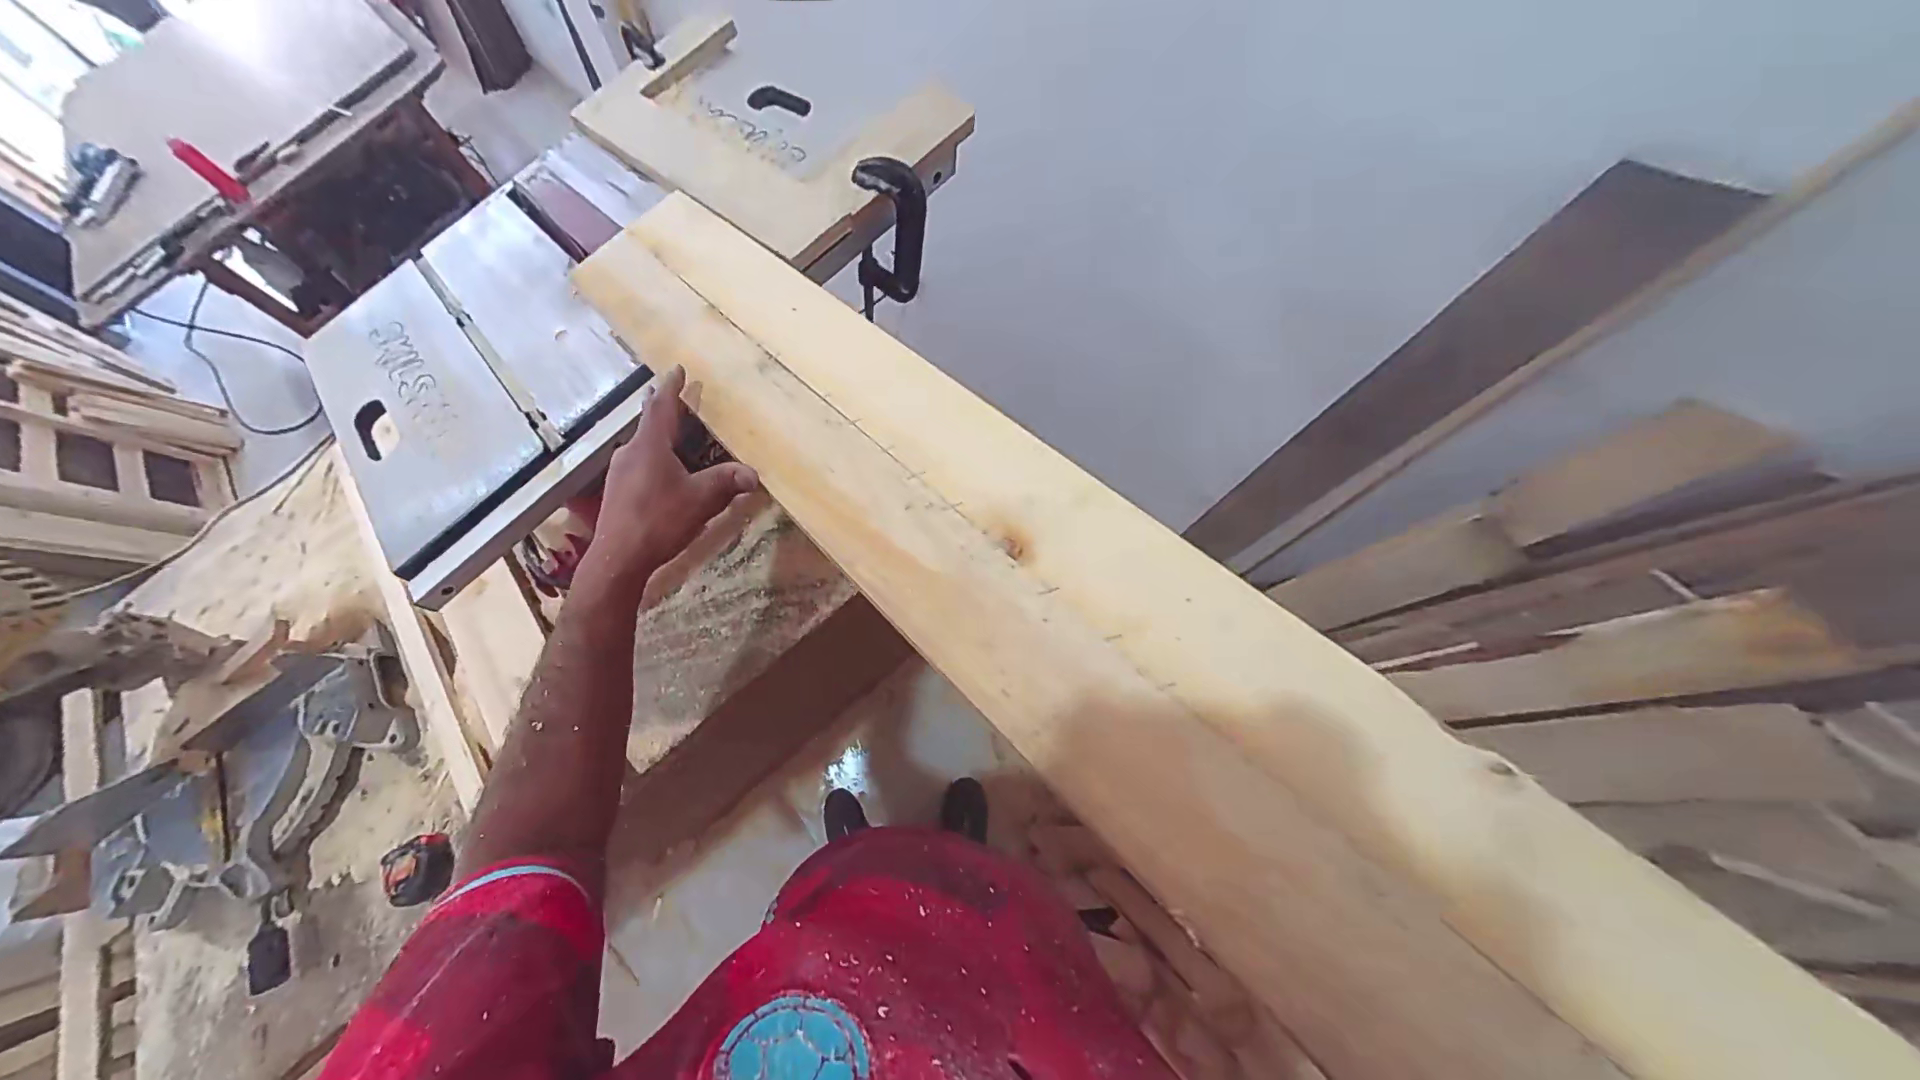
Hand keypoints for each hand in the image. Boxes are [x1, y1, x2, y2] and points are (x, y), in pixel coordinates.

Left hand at [574, 366, 757, 600]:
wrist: (619, 557)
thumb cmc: (660, 520)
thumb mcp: (701, 500)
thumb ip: (727, 483)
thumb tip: (753, 475)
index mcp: (649, 446)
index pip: (661, 407)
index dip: (672, 388)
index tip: (678, 370)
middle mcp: (630, 452)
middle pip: (649, 423)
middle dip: (663, 409)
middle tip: (675, 398)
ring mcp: (620, 472)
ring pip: (643, 445)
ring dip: (659, 436)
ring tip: (674, 435)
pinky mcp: (618, 491)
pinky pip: (639, 463)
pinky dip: (654, 457)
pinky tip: (664, 472)